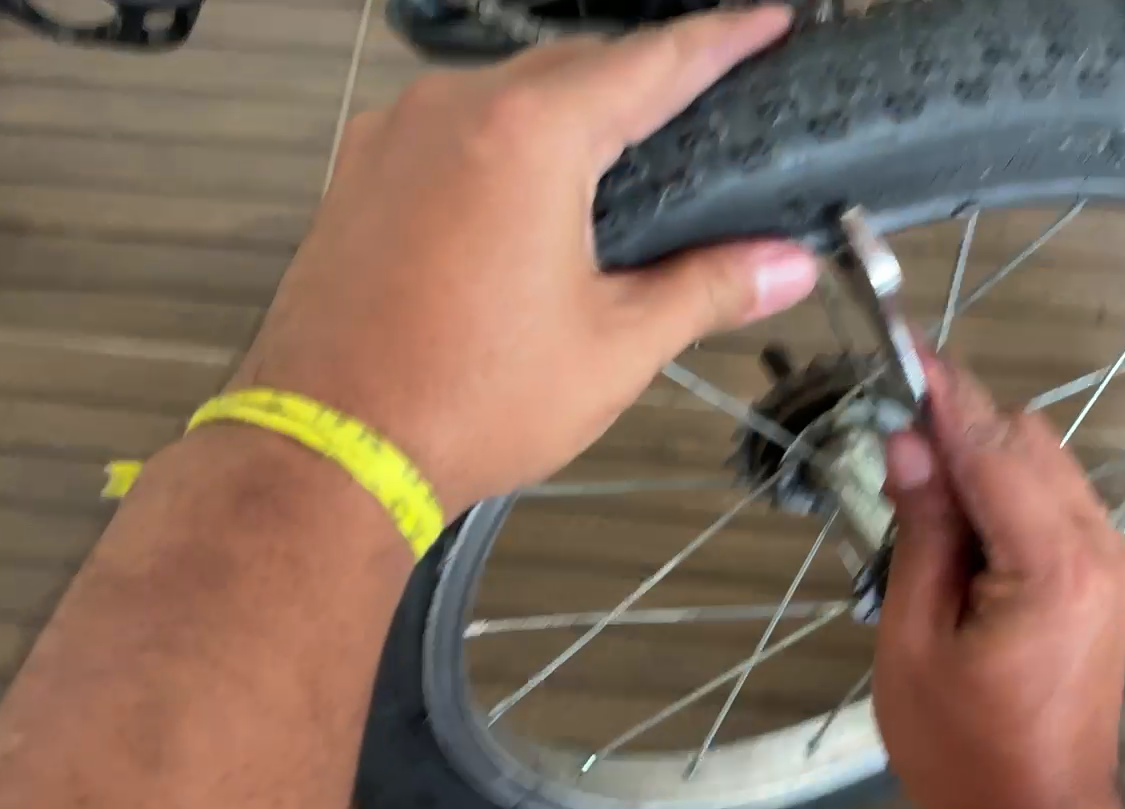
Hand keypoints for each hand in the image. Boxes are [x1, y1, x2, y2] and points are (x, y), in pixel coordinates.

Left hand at [231, 7, 818, 514]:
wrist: (336, 449)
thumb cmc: (480, 398)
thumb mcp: (621, 345)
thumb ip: (709, 288)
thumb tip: (788, 267)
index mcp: (527, 139)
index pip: (648, 65)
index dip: (719, 40)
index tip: (766, 21)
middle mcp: (450, 112)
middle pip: (576, 68)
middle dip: (650, 75)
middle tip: (711, 98)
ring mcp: (395, 138)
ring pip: (514, 97)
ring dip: (584, 113)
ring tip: (639, 152)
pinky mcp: (366, 177)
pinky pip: (464, 132)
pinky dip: (524, 145)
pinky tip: (551, 194)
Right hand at [873, 359, 1124, 808]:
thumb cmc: (962, 751)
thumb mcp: (915, 641)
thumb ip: (921, 531)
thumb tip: (908, 443)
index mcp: (1051, 563)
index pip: (991, 444)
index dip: (942, 389)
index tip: (900, 342)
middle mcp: (1099, 545)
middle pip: (1027, 438)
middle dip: (959, 422)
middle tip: (892, 437)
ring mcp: (1114, 559)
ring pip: (1046, 461)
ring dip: (983, 454)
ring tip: (920, 484)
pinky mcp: (1110, 577)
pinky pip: (1056, 499)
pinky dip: (1008, 487)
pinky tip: (964, 519)